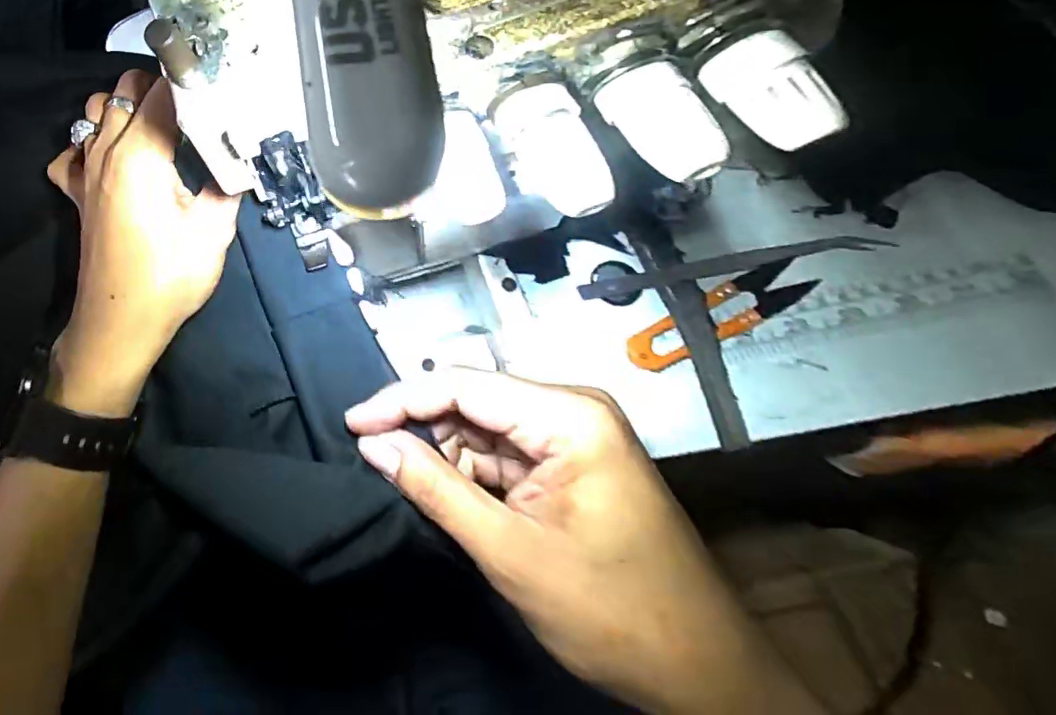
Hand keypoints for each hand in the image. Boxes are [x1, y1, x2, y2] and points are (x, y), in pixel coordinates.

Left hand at [45, 70, 239, 413]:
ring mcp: (85, 170)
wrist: (119, 323)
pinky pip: (74, 149)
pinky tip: (116, 160)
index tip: (216, 83)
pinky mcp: (76, 192)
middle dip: (161, 87)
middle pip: (125, 88)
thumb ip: (227, 184)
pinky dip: (92, 143)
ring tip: (158, 128)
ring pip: (96, 110)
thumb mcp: (214, 232)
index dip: (191, 79)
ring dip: (125, 107)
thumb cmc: (168, 278)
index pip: (164, 90)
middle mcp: (107, 151)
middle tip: (195, 110)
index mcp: (142, 154)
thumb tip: (238, 159)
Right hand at [345, 370, 822, 714]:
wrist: (702, 672)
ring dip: (447, 452)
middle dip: (423, 427)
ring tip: (412, 484)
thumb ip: (435, 488)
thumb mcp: (509, 551)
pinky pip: (507, 450)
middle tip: (373, 455)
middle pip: (475, 399)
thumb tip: (374, 443)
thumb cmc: (612, 613)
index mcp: (569, 415)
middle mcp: (573, 408)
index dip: (401, 399)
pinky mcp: (573, 460)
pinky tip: (450, 492)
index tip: (353, 423)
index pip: (465, 384)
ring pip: (487, 425)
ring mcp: (575, 433)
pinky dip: (473, 471)